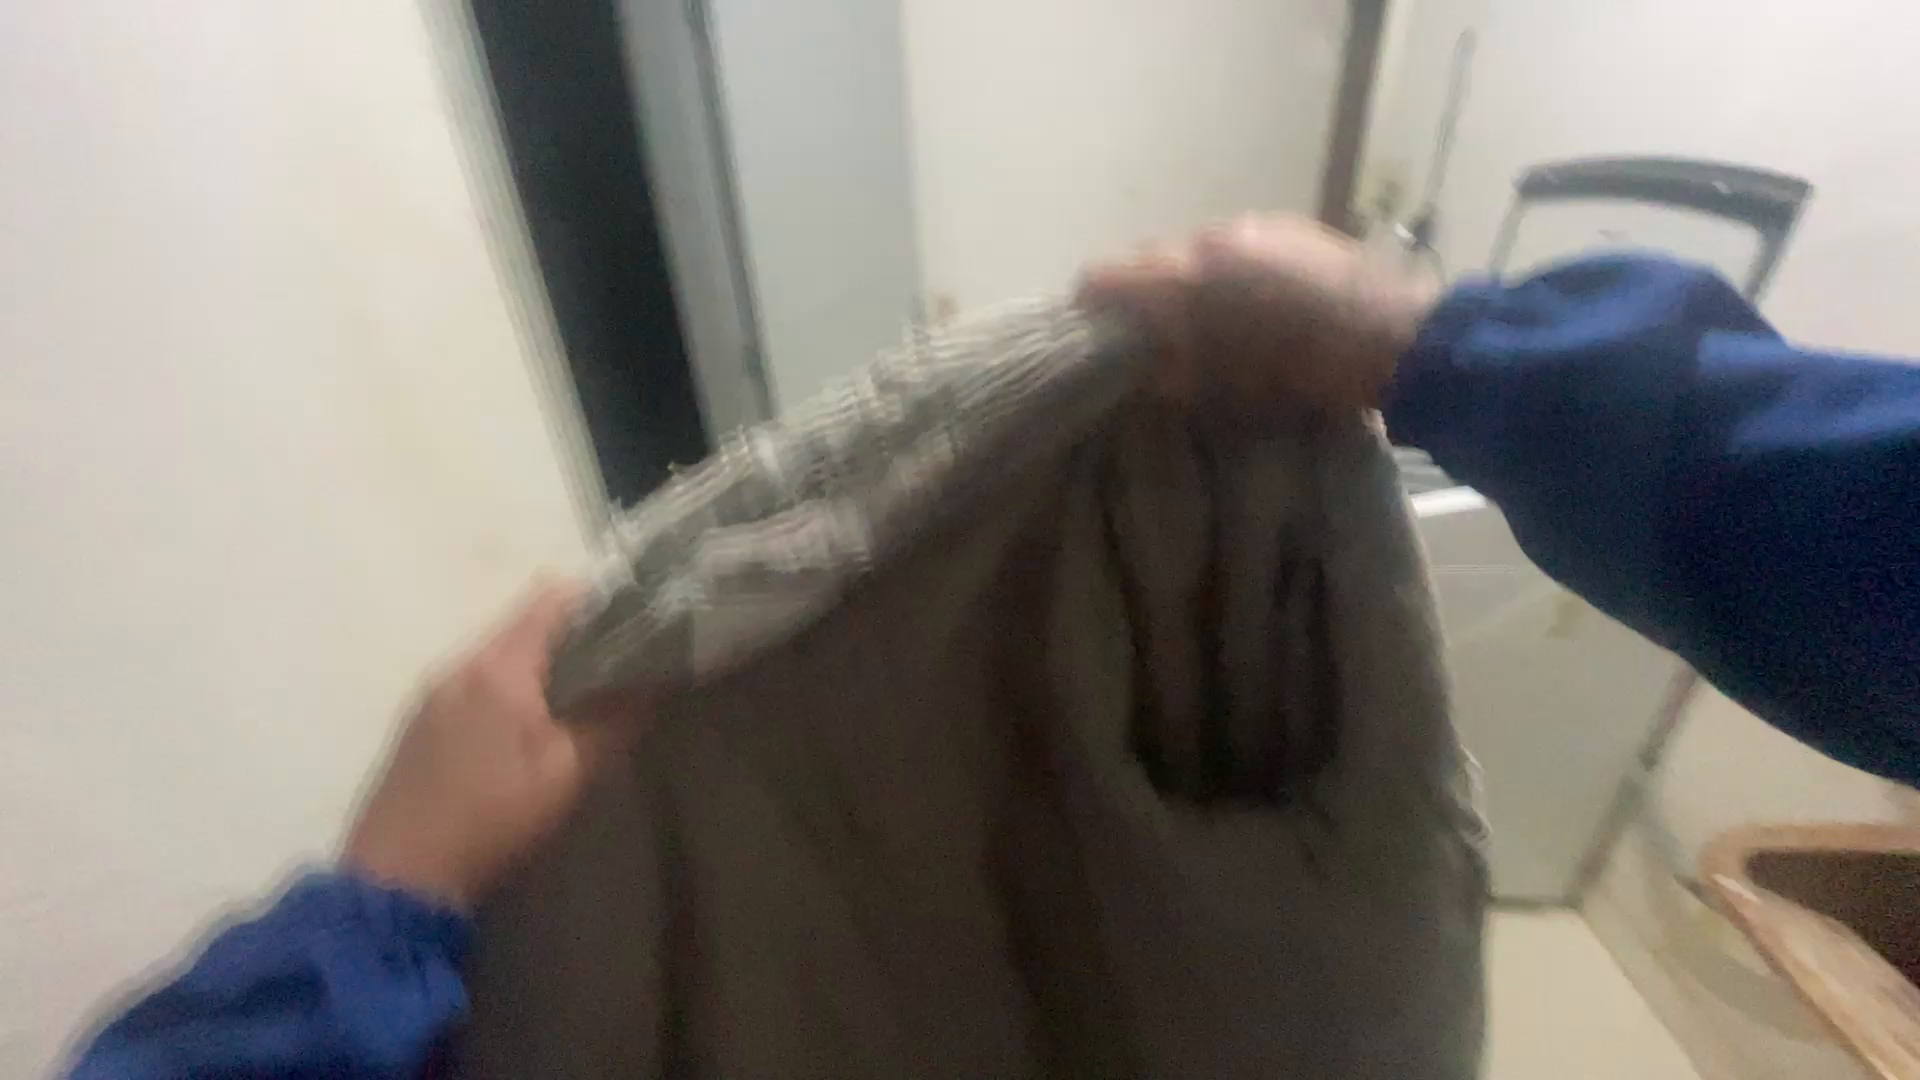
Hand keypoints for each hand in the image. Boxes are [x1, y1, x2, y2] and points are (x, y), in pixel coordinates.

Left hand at [344, 582, 643, 909]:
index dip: (597, 599)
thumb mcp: (569, 771)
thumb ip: (615, 719)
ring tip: (584, 690)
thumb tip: (653, 683)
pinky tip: (533, 721)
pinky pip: (479, 677)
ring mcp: (433, 690)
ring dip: (544, 660)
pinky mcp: (421, 718)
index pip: (550, 599)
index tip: (635, 618)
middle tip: (621, 659)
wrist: (396, 881)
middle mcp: (460, 664)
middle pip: (526, 622)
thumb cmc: (492, 818)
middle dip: (576, 632)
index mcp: (498, 668)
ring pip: (502, 651)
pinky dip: (514, 682)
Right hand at [1077, 215, 1439, 409]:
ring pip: (1190, 246)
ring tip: (1197, 310)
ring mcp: (1249, 227)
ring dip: (1181, 275)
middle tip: (1141, 324)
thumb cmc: (1288, 375)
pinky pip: (1231, 242)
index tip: (1086, 322)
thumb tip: (1134, 362)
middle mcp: (1206, 240)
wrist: (1384, 339)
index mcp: (1179, 281)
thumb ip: (1162, 369)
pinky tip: (1242, 295)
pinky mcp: (1284, 225)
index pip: (1106, 276)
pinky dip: (1220, 267)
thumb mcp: (1210, 389)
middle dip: (1136, 288)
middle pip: (1146, 255)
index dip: (1088, 299)